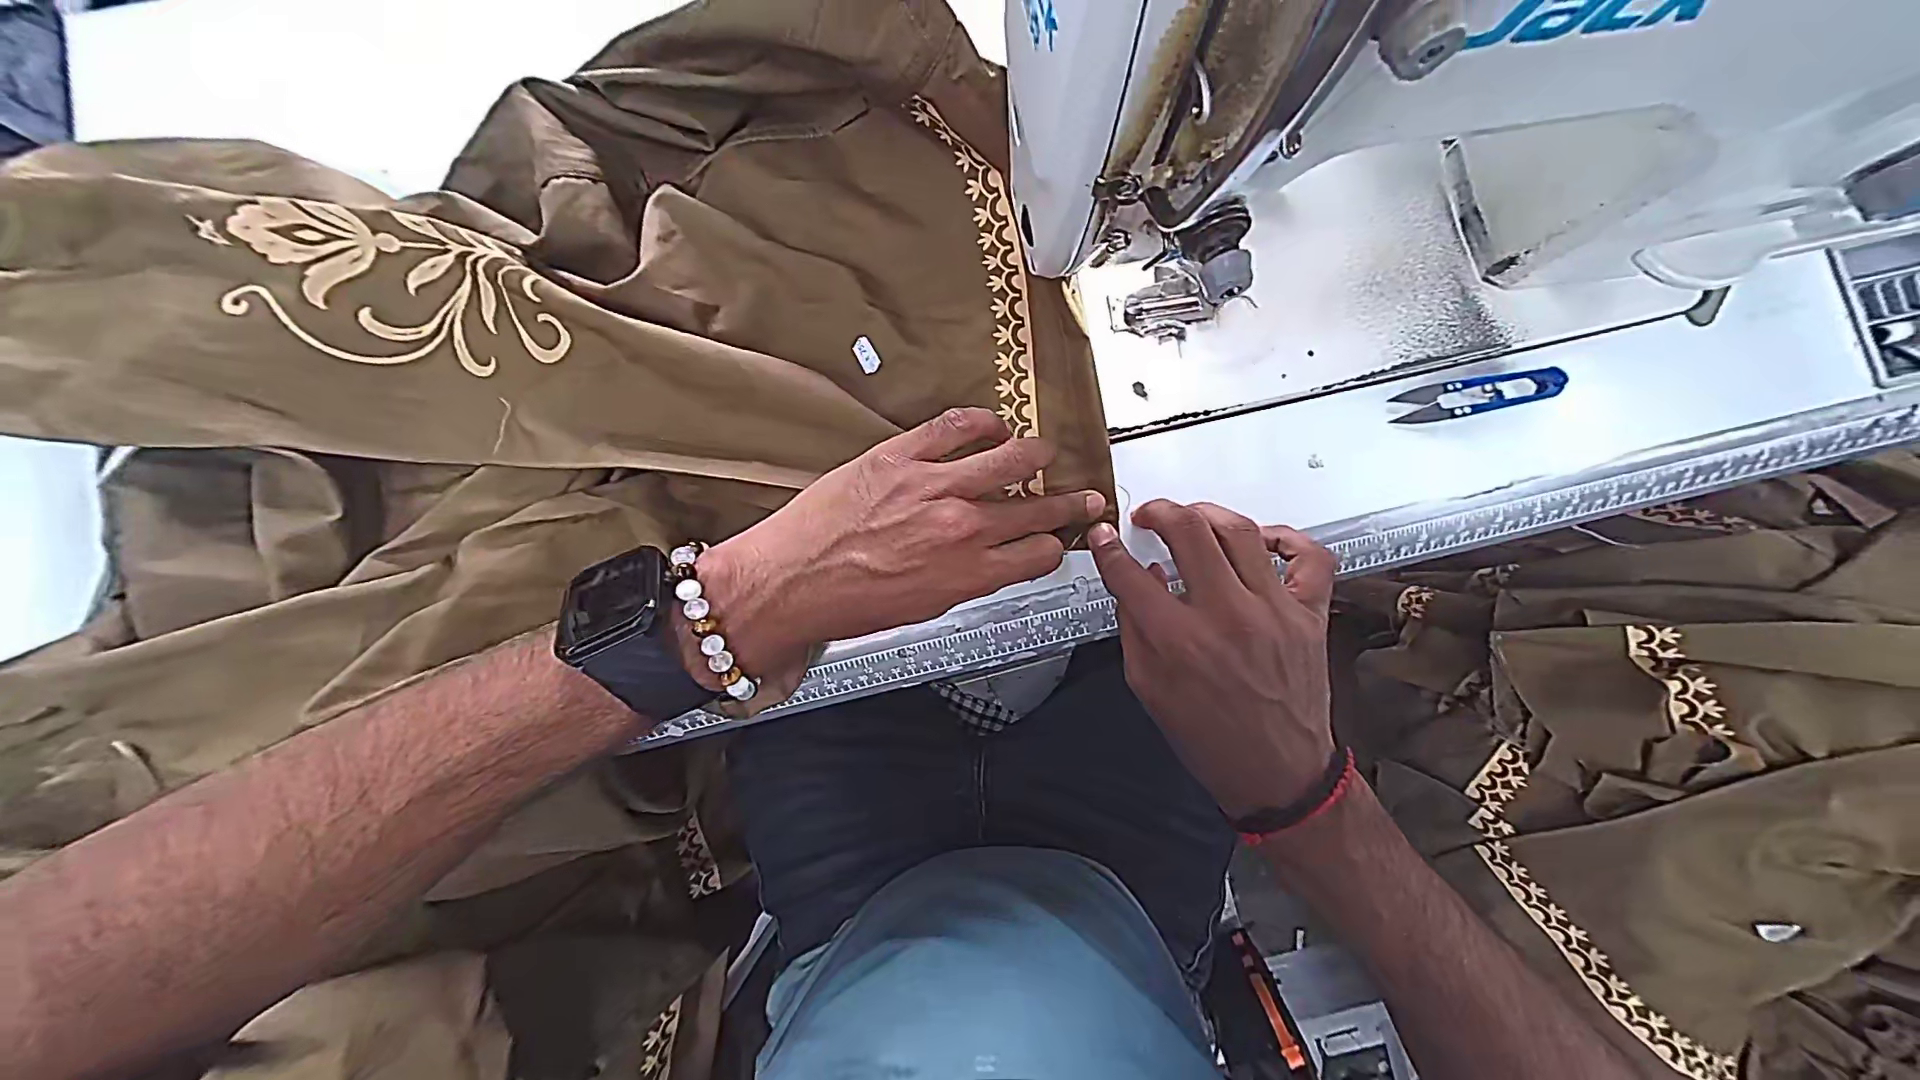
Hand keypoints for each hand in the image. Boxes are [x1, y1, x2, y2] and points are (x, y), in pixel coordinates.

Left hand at [686, 408, 1105, 690]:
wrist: (788, 583)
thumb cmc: (847, 602)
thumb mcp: (923, 607)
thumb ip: (967, 579)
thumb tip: (989, 560)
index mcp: (970, 573)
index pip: (1039, 553)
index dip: (1055, 545)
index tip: (1058, 538)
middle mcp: (962, 528)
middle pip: (1038, 508)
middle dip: (1069, 503)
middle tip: (1082, 496)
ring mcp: (934, 487)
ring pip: (1012, 459)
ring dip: (1037, 455)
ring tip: (1043, 452)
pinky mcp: (901, 456)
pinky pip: (958, 427)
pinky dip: (984, 423)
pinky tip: (993, 425)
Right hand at [1087, 501, 1338, 818]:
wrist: (1276, 771)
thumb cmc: (1209, 737)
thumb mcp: (1147, 687)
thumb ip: (1135, 628)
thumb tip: (1136, 579)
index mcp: (1177, 640)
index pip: (1128, 572)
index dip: (1108, 547)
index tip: (1104, 537)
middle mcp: (1226, 617)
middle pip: (1188, 532)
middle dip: (1159, 511)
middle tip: (1149, 515)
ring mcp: (1273, 612)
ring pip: (1240, 532)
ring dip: (1207, 513)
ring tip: (1192, 517)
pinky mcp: (1308, 615)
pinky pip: (1309, 556)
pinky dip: (1286, 536)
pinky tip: (1262, 538)